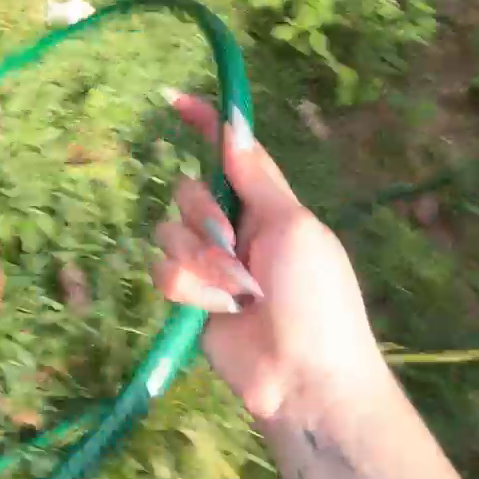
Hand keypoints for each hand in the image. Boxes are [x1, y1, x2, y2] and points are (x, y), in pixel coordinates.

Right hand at [150, 92, 388, 422]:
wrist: (304, 379)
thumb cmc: (315, 297)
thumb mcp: (294, 226)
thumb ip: (256, 175)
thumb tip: (235, 122)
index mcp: (263, 205)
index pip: (227, 153)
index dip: (204, 124)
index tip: (174, 100)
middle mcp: (231, 228)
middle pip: (188, 191)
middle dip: (206, 218)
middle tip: (235, 247)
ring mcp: (207, 263)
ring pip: (169, 231)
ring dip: (201, 260)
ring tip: (235, 292)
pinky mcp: (188, 295)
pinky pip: (164, 270)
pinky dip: (190, 288)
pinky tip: (217, 309)